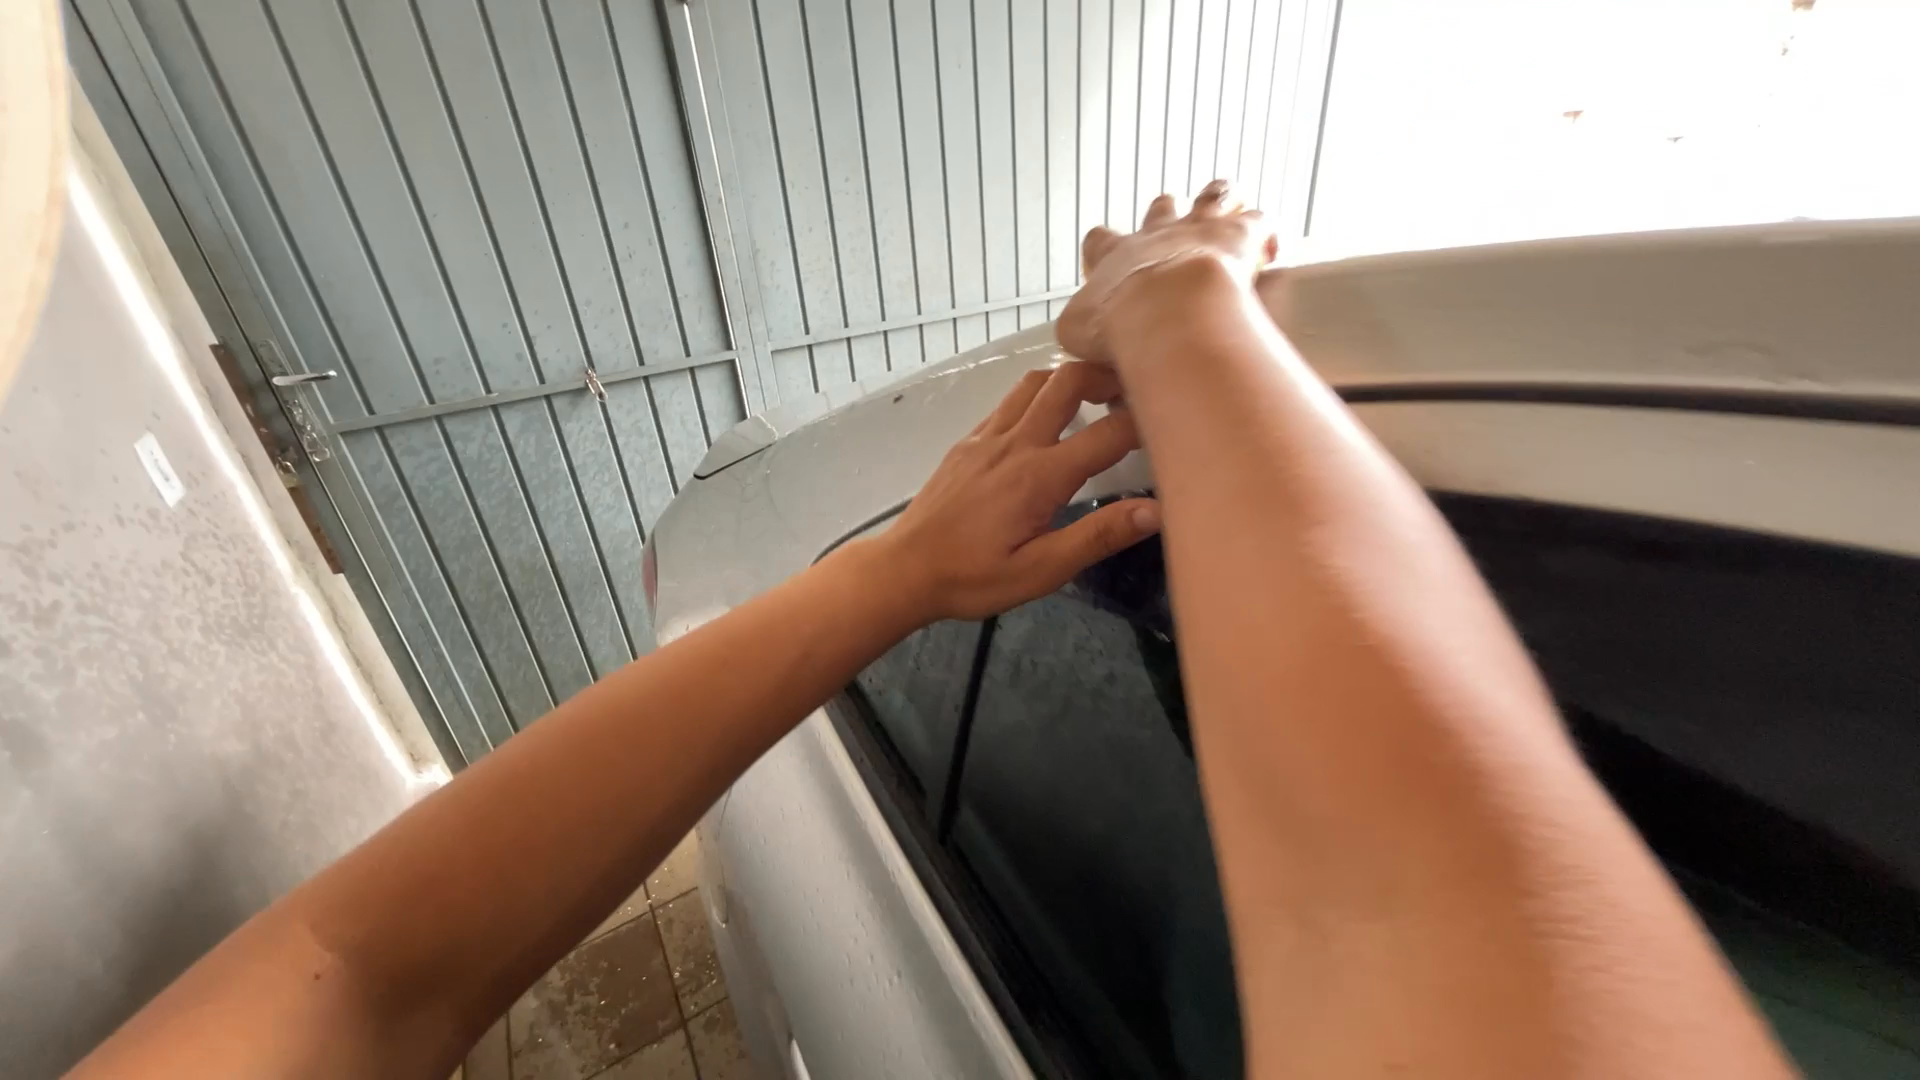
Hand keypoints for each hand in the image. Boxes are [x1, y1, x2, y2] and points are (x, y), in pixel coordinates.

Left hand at [865, 362, 1161, 621]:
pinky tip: (1046, 420)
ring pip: (1035, 381)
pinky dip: (1037, 395)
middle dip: (1108, 375)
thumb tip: (1154, 510)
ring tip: (1096, 398)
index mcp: (1040, 476)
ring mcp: (987, 437)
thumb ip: (1096, 537)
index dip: (1146, 422)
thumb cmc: (973, 577)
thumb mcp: (1040, 571)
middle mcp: (1016, 443)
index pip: (1108, 433)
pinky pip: (1008, 401)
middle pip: (1068, 380)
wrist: (905, 569)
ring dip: (1069, 379)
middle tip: (1134, 393)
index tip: (1173, 422)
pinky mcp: (968, 441)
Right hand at [1056, 180, 1278, 364]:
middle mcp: (1155, 234)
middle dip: (1164, 216)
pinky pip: (1257, 220)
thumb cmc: (1120, 322)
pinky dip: (1263, 230)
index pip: (1099, 240)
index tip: (1106, 258)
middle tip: (1170, 228)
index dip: (1102, 247)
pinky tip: (1269, 246)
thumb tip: (1079, 337)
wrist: (1164, 313)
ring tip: (1225, 208)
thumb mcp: (1076, 332)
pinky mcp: (1238, 237)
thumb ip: (1078, 327)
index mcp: (1113, 255)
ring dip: (1217, 201)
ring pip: (1210, 196)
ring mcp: (1197, 229)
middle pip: (1159, 209)